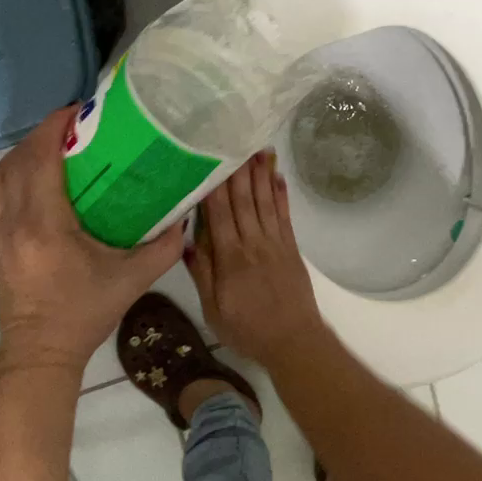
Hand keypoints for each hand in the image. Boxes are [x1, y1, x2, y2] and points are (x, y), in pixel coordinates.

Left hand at [0, 106, 184, 372]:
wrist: (40, 353)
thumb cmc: (85, 313)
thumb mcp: (133, 279)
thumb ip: (164, 245)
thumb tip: (185, 215)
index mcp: (45, 225)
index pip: (40, 160)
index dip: (55, 128)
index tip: (80, 111)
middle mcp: (14, 223)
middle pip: (17, 161)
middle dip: (43, 135)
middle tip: (75, 124)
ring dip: (24, 153)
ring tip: (54, 144)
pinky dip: (9, 175)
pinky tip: (32, 175)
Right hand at [187, 152, 327, 370]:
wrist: (293, 340)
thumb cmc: (247, 329)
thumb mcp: (214, 309)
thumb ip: (202, 274)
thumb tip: (188, 240)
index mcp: (230, 258)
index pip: (219, 214)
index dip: (214, 185)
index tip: (210, 160)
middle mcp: (253, 243)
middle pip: (243, 200)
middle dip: (238, 169)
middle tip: (235, 140)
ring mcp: (274, 242)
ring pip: (265, 201)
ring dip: (261, 173)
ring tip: (258, 147)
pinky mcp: (291, 247)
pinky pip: (284, 214)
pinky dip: (281, 194)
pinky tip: (278, 176)